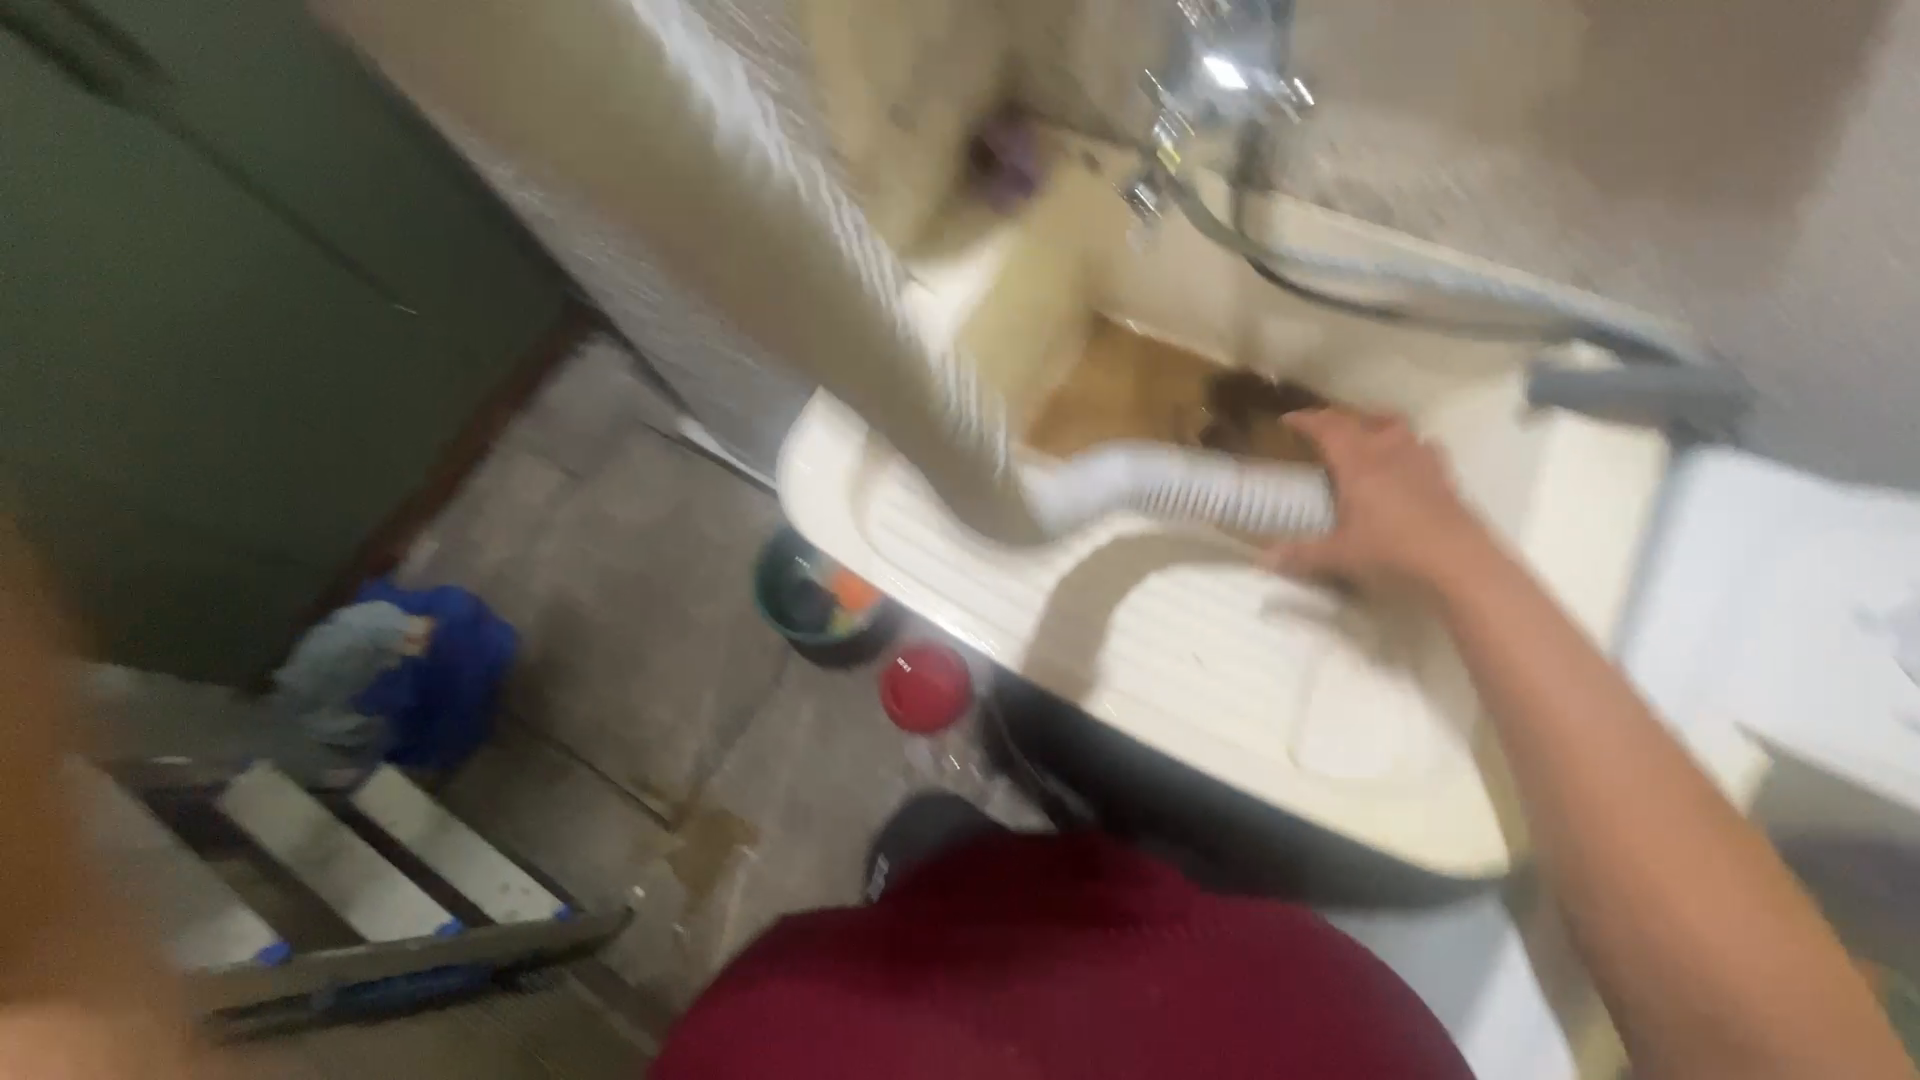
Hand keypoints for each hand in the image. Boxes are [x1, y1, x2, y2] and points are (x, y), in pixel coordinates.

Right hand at [1261, 408, 1500, 595]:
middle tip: (1320, 430)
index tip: (1288, 420)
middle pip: (1360, 421)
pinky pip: (1422, 447)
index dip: (1306, 420)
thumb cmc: (1393, 553)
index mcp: (1359, 464)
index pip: (1328, 428)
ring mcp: (1422, 461)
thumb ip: (1300, 554)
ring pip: (1395, 427)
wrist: (1461, 565)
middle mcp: (1390, 452)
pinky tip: (1403, 464)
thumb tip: (1263, 558)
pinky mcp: (1445, 477)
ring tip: (1362, 438)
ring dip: (1374, 426)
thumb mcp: (1339, 557)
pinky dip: (1406, 446)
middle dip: (1336, 420)